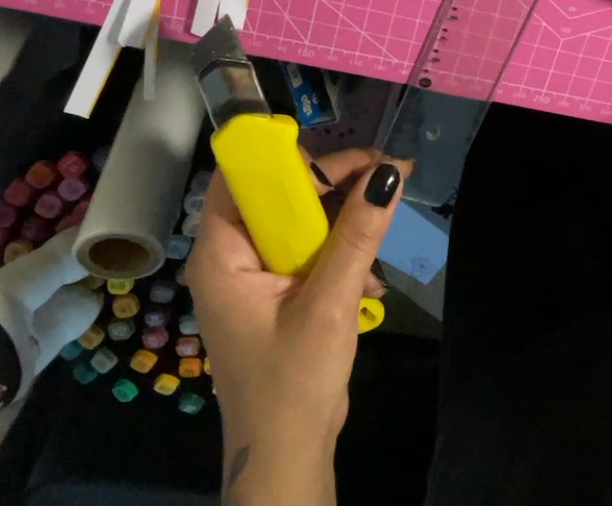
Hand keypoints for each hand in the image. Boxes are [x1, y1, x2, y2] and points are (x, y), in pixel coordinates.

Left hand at [185, 150, 408, 498]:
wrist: (288, 455)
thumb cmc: (294, 382)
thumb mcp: (330, 303)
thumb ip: (357, 235)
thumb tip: (389, 173)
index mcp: (222, 254)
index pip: (243, 178)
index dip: (289, 158)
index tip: (346, 156)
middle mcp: (232, 257)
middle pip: (279, 195)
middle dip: (334, 185)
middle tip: (385, 177)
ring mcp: (255, 277)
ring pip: (300, 221)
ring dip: (343, 223)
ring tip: (383, 227)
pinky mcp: (277, 294)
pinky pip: (308, 251)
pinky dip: (340, 253)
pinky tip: (368, 280)